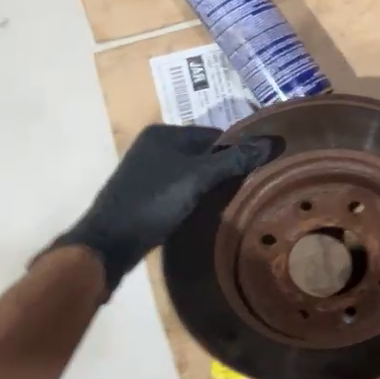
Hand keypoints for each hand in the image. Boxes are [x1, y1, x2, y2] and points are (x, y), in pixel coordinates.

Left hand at [48, 125, 276, 292]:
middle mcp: (153, 146)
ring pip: (193, 172)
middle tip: (246, 188)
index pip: (216, 135)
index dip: (237, 151)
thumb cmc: (152, 202)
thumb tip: (273, 142)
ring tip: (229, 200)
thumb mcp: (199, 178)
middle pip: (205, 153)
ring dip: (209, 184)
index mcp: (164, 132)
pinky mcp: (143, 194)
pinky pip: (180, 187)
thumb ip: (235, 159)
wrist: (106, 245)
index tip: (256, 171)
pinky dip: (194, 196)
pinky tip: (204, 210)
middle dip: (224, 169)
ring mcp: (146, 170)